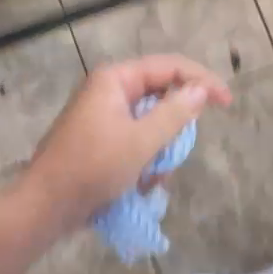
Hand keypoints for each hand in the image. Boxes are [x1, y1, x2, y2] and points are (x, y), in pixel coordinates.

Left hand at [16, 55, 231, 236]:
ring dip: (160, 149)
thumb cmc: (93, 168)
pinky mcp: (100, 139)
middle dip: (174, 127)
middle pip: (161, 94)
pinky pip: (136, 139)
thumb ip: (175, 112)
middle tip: (177, 152)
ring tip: (153, 175)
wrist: (45, 206)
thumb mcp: (142, 141)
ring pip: (151, 122)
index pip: (171, 66)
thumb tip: (202, 89)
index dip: (203, 81)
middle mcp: (108, 90)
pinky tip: (140, 183)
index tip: (227, 103)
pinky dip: (145, 159)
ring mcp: (102, 115)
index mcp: (115, 79)